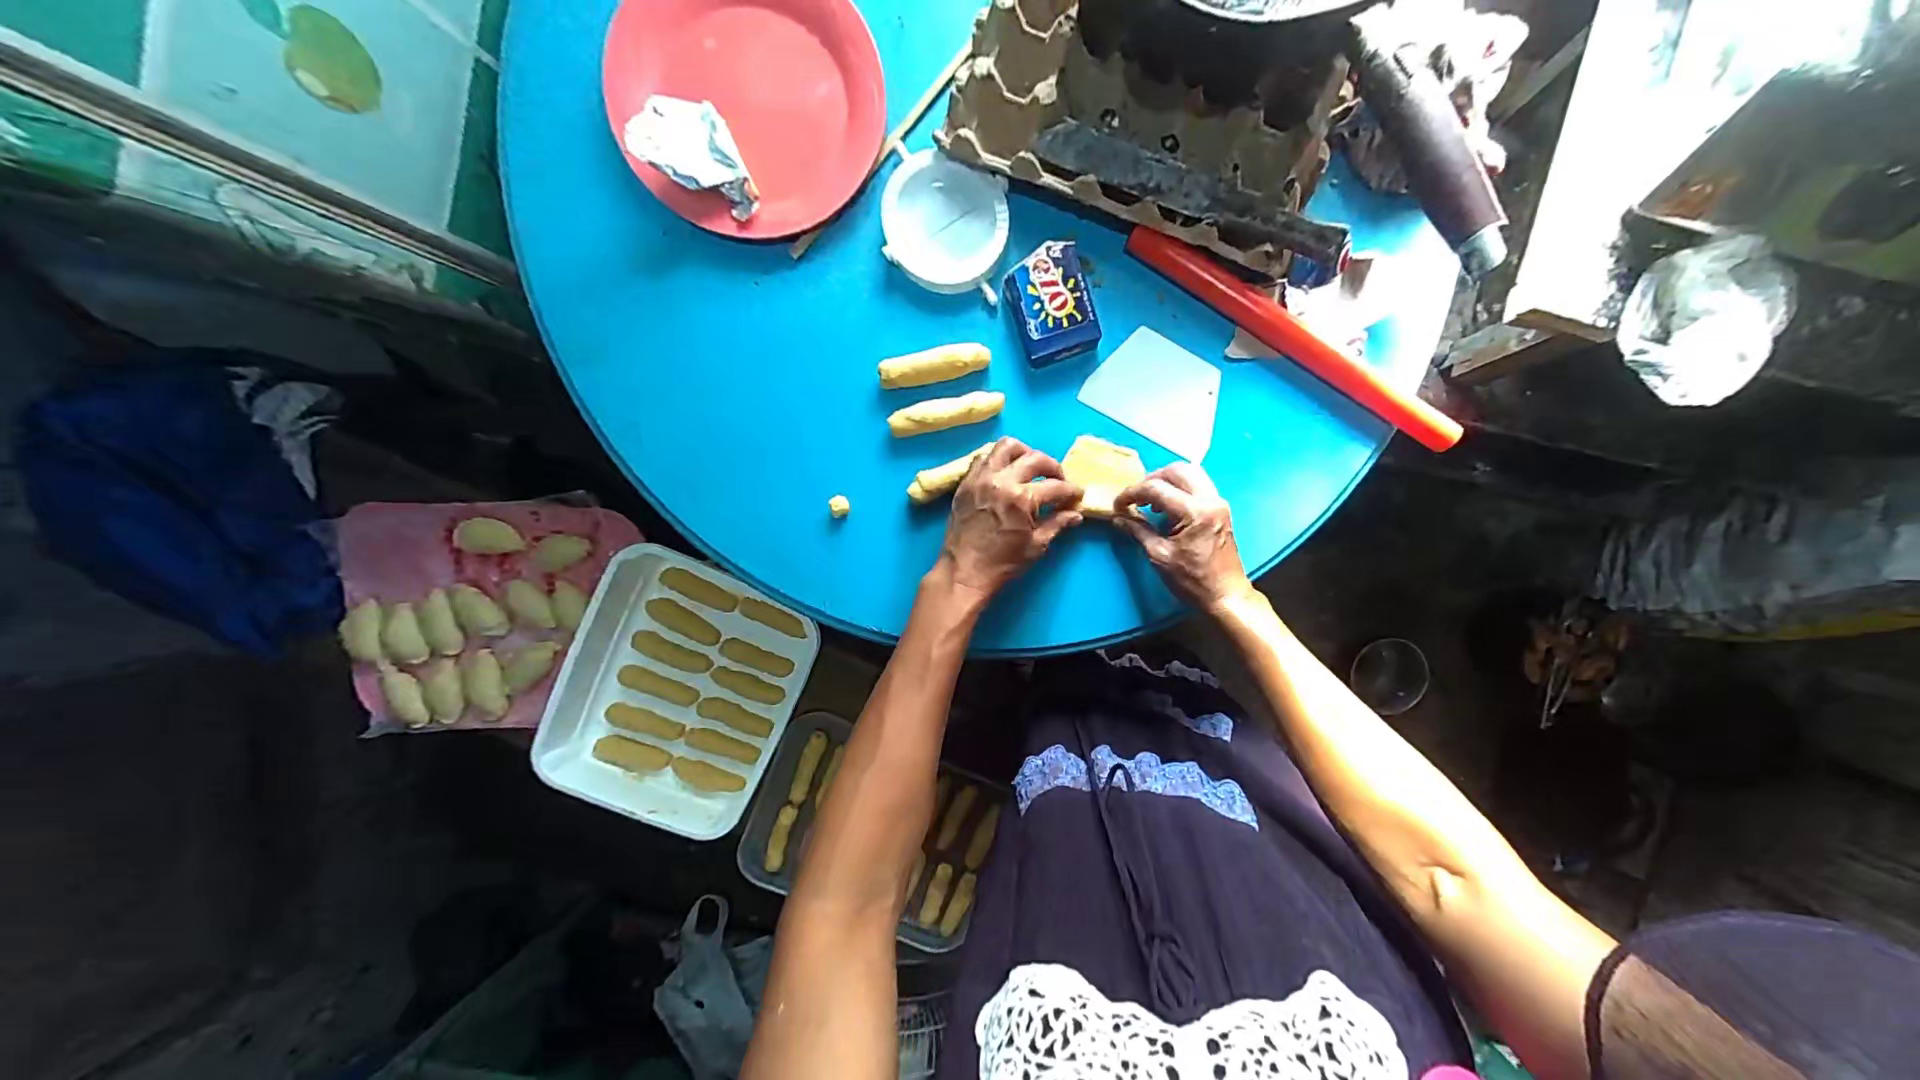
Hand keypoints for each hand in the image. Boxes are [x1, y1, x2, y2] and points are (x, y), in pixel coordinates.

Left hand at [938, 437, 1084, 596]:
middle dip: (1053, 467)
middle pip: (1035, 458)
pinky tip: (1006, 473)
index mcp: (1021, 498)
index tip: (1077, 495)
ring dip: (1024, 453)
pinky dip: (999, 459)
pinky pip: (984, 457)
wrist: (964, 572)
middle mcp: (1001, 481)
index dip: (1071, 491)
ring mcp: (980, 478)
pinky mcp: (966, 482)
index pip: (1055, 486)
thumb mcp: (1036, 546)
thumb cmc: (1002, 563)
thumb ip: (1057, 524)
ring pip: (1006, 447)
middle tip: (1058, 480)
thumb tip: (1076, 514)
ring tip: (1030, 468)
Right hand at [1114, 463, 1255, 612]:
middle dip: (1151, 479)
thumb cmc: (1192, 580)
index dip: (1132, 493)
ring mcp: (1218, 502)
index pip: (1156, 488)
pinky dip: (1178, 488)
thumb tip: (1118, 517)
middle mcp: (1210, 500)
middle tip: (1134, 497)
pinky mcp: (1219, 508)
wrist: (1225, 595)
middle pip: (1177, 470)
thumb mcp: (1159, 556)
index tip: (1118, 505)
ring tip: (1148, 500)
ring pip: (1190, 473)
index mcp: (1195, 512)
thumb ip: (1138, 531)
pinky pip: (1197, 485)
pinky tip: (1165, 505)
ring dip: (1166, 480)